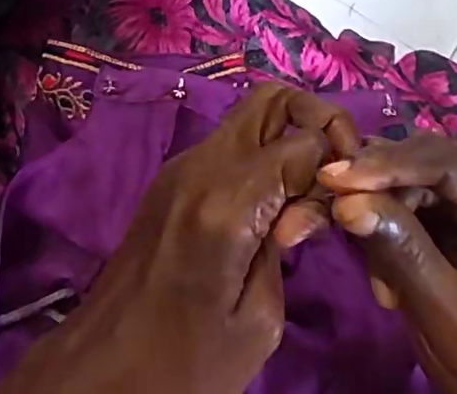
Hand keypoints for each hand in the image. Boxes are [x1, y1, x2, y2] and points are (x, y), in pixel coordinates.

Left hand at [0, 84, 359, 393]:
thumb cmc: (187, 359)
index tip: (350, 197)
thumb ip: (287, 242)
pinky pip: (229, 143)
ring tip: (307, 194)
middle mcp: (202, 164)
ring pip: (249, 115)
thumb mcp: (259, 319)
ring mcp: (183, 163)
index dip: (337, 160)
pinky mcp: (173, 175)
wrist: (106, 359)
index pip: (300, 140)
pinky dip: (262, 154)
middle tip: (336, 174)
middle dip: (315, 120)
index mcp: (225, 201)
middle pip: (270, 98)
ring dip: (288, 137)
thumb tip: (307, 196)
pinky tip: (274, 202)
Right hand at [319, 135, 456, 393]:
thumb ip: (404, 254)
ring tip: (358, 245)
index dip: (392, 165)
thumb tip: (346, 201)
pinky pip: (393, 195)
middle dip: (376, 177)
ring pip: (403, 172)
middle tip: (329, 190)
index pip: (451, 167)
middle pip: (424, 159)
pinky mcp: (440, 215)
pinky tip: (377, 272)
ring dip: (370, 201)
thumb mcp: (452, 320)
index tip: (338, 178)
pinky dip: (373, 221)